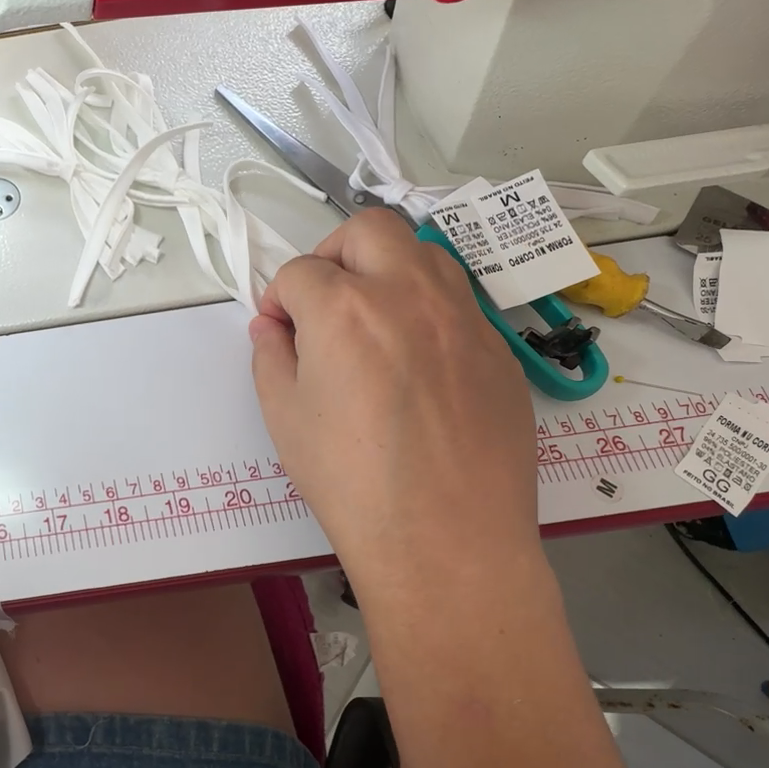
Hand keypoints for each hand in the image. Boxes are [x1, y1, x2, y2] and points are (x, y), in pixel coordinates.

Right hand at [248, 210, 537, 581]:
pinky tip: (414, 361)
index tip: (277, 329)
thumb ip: (270, 355)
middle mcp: (408, 294)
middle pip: (368, 230)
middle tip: (322, 300)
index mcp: (344, 309)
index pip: (299, 271)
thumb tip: (274, 327)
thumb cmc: (349, 479)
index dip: (278, 298)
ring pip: (423, 251)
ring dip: (385, 268)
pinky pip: (456, 300)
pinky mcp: (499, 347)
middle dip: (332, 252)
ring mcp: (463, 316)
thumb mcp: (283, 415)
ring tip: (371, 320)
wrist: (444, 537)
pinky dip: (424, 308)